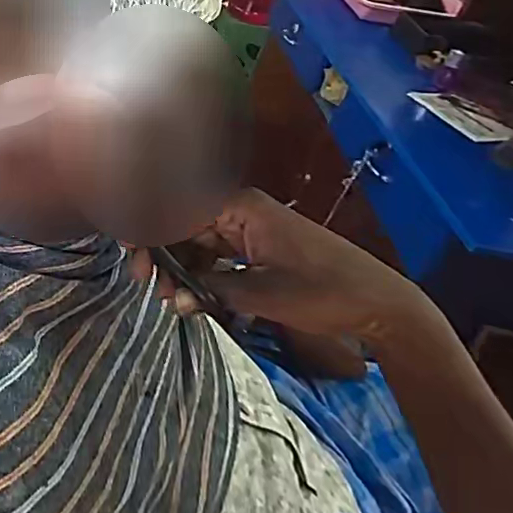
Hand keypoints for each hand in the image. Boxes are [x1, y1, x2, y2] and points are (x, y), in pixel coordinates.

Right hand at [134, 188, 441, 346]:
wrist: (382, 306)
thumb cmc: (325, 291)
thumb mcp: (263, 294)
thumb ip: (211, 290)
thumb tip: (173, 298)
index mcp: (239, 207)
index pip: (177, 210)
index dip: (149, 231)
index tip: (130, 254)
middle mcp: (237, 210)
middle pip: (181, 224)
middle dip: (160, 253)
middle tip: (146, 284)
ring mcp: (245, 228)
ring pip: (194, 242)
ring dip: (178, 268)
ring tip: (170, 299)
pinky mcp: (252, 247)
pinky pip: (212, 255)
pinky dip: (199, 275)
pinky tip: (190, 298)